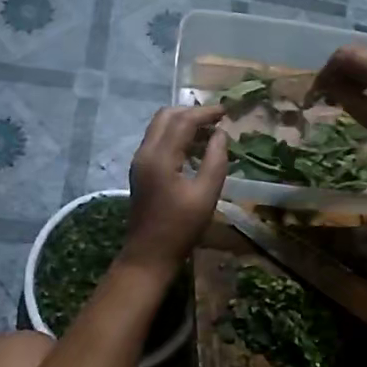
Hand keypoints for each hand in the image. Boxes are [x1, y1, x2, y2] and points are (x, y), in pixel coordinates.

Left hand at [122, 105, 227, 272]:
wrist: (148, 255)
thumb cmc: (180, 228)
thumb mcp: (206, 194)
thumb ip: (215, 160)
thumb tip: (221, 134)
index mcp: (160, 157)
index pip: (183, 121)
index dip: (205, 112)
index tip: (226, 111)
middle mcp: (145, 152)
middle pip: (166, 116)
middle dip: (192, 113)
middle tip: (217, 119)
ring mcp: (139, 161)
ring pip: (159, 127)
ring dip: (183, 123)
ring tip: (209, 132)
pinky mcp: (140, 170)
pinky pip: (157, 140)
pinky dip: (175, 135)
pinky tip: (194, 148)